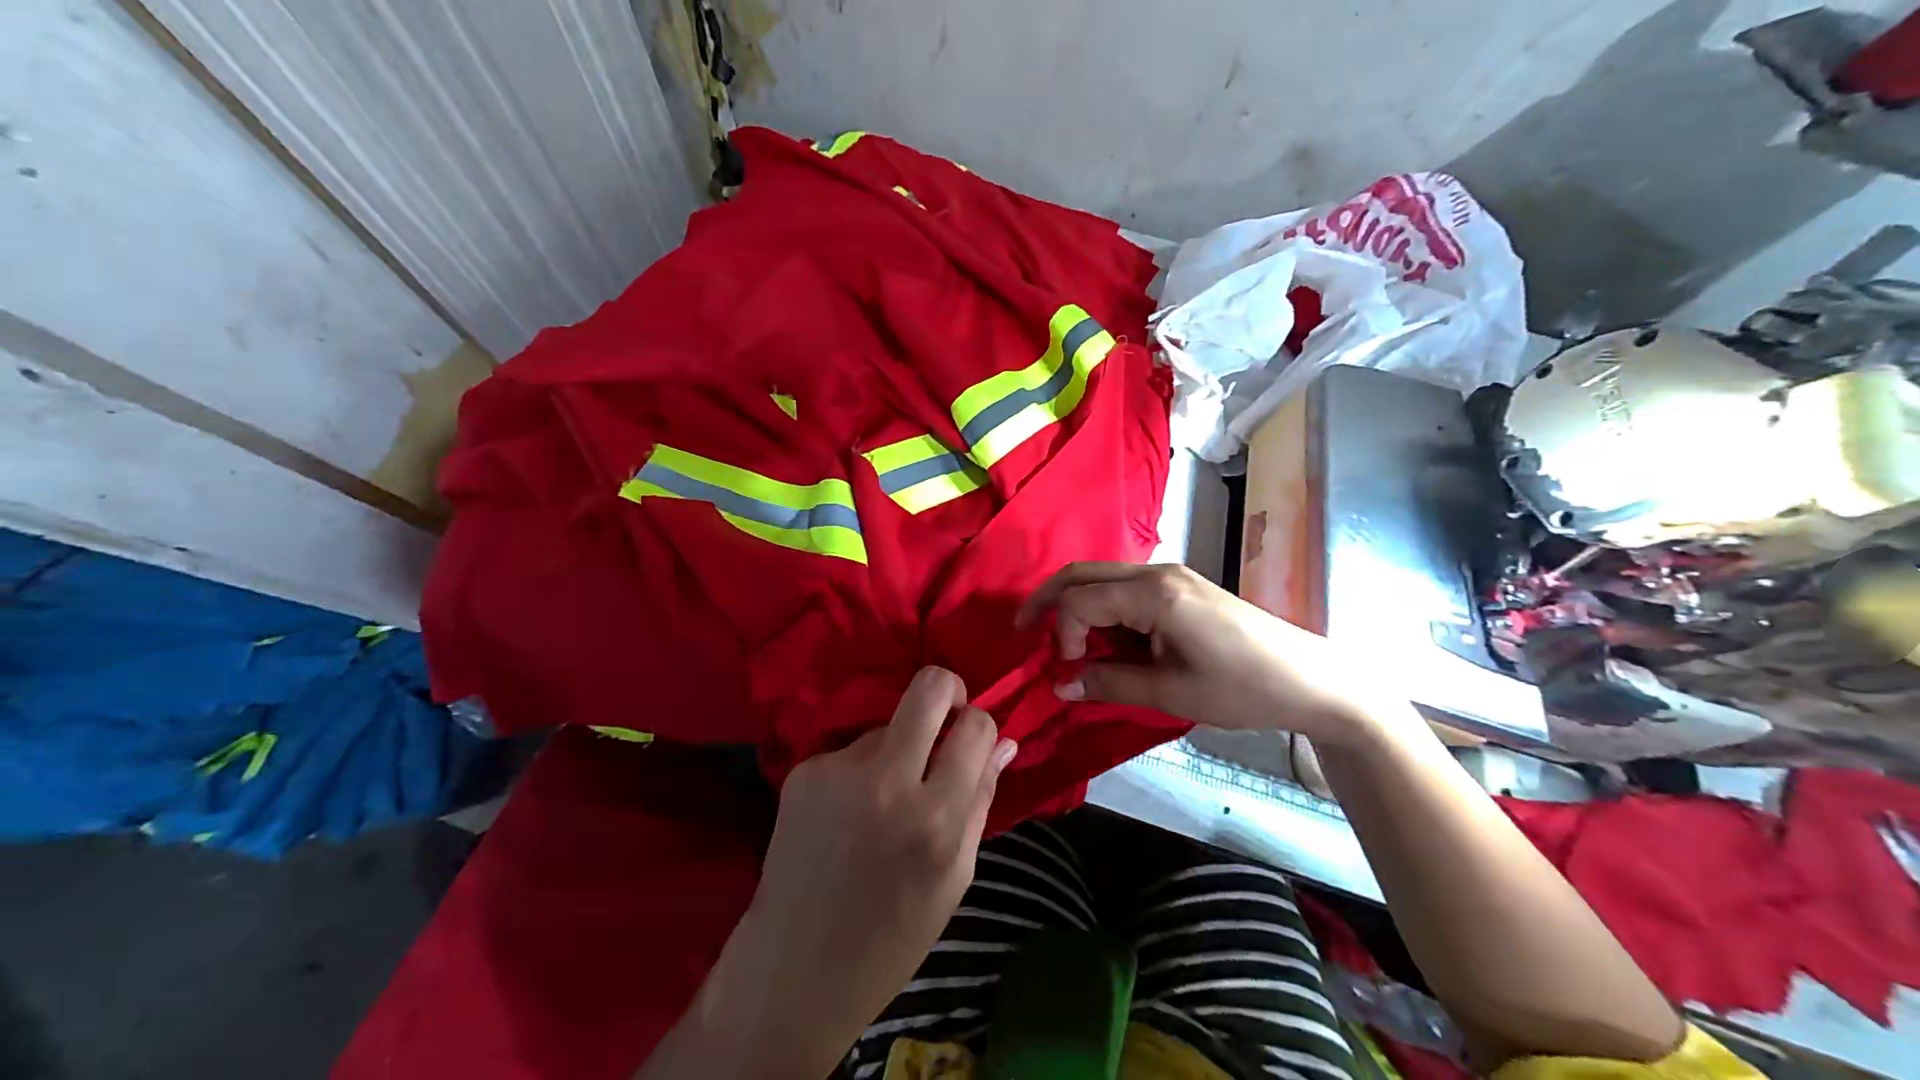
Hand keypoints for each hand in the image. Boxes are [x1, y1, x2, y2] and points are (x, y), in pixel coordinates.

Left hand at [646, 667, 1015, 1079]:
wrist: (795, 970)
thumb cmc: (892, 938)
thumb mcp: (955, 877)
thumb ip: (981, 800)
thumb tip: (1004, 742)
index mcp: (934, 817)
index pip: (975, 725)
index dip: (980, 726)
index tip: (972, 743)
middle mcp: (885, 780)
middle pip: (928, 687)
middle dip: (947, 690)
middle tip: (946, 718)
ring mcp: (837, 771)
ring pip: (886, 725)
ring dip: (896, 749)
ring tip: (881, 804)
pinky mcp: (802, 772)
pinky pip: (850, 751)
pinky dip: (859, 771)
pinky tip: (847, 816)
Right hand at [1018, 562, 1410, 745]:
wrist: (1311, 680)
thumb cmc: (1242, 688)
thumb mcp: (1170, 693)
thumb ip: (1108, 683)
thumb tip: (1058, 684)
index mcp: (1153, 593)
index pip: (1080, 600)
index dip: (1062, 634)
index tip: (1071, 672)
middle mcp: (1156, 572)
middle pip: (1082, 573)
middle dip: (1047, 601)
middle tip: (1023, 632)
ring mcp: (1170, 575)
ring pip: (1101, 578)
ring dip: (1075, 606)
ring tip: (1064, 645)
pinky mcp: (1180, 587)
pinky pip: (1124, 589)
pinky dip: (1102, 611)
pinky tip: (1103, 641)